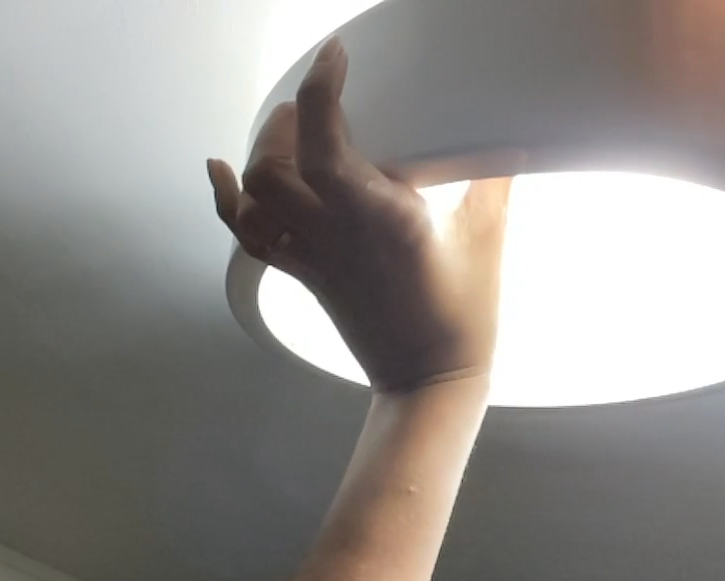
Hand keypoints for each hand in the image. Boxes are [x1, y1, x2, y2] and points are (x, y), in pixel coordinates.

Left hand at [208, 39, 509, 394]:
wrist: (426, 380)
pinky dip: (230, 205)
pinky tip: (222, 172)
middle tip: (310, 108)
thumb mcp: (487, 235)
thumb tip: (503, 135)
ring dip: (256, 161)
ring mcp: (314, 263)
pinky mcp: (306, 280)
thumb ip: (490, 177)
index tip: (332, 57)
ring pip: (253, 207)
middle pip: (271, 174)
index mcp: (381, 219)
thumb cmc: (463, 315)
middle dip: (281, 126)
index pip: (325, 149)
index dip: (318, 94)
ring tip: (285, 137)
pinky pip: (253, 242)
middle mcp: (335, 239)